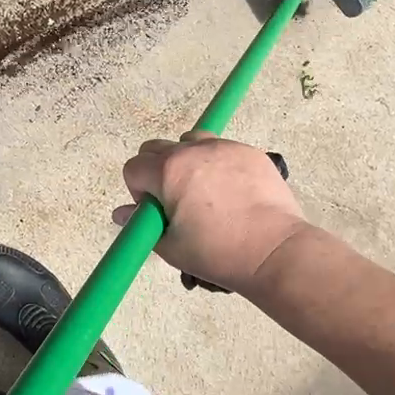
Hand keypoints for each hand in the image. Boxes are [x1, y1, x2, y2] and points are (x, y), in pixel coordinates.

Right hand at [115, 133, 312, 297]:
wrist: (275, 251)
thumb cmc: (219, 253)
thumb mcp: (171, 246)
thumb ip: (142, 226)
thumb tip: (120, 215)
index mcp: (167, 171)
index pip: (133, 167)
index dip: (139, 191)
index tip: (156, 212)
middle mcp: (191, 150)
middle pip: (156, 148)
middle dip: (157, 172)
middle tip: (175, 202)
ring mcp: (222, 147)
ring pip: (189, 141)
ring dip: (186, 161)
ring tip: (204, 193)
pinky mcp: (249, 151)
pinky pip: (221, 148)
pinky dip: (217, 164)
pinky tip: (232, 193)